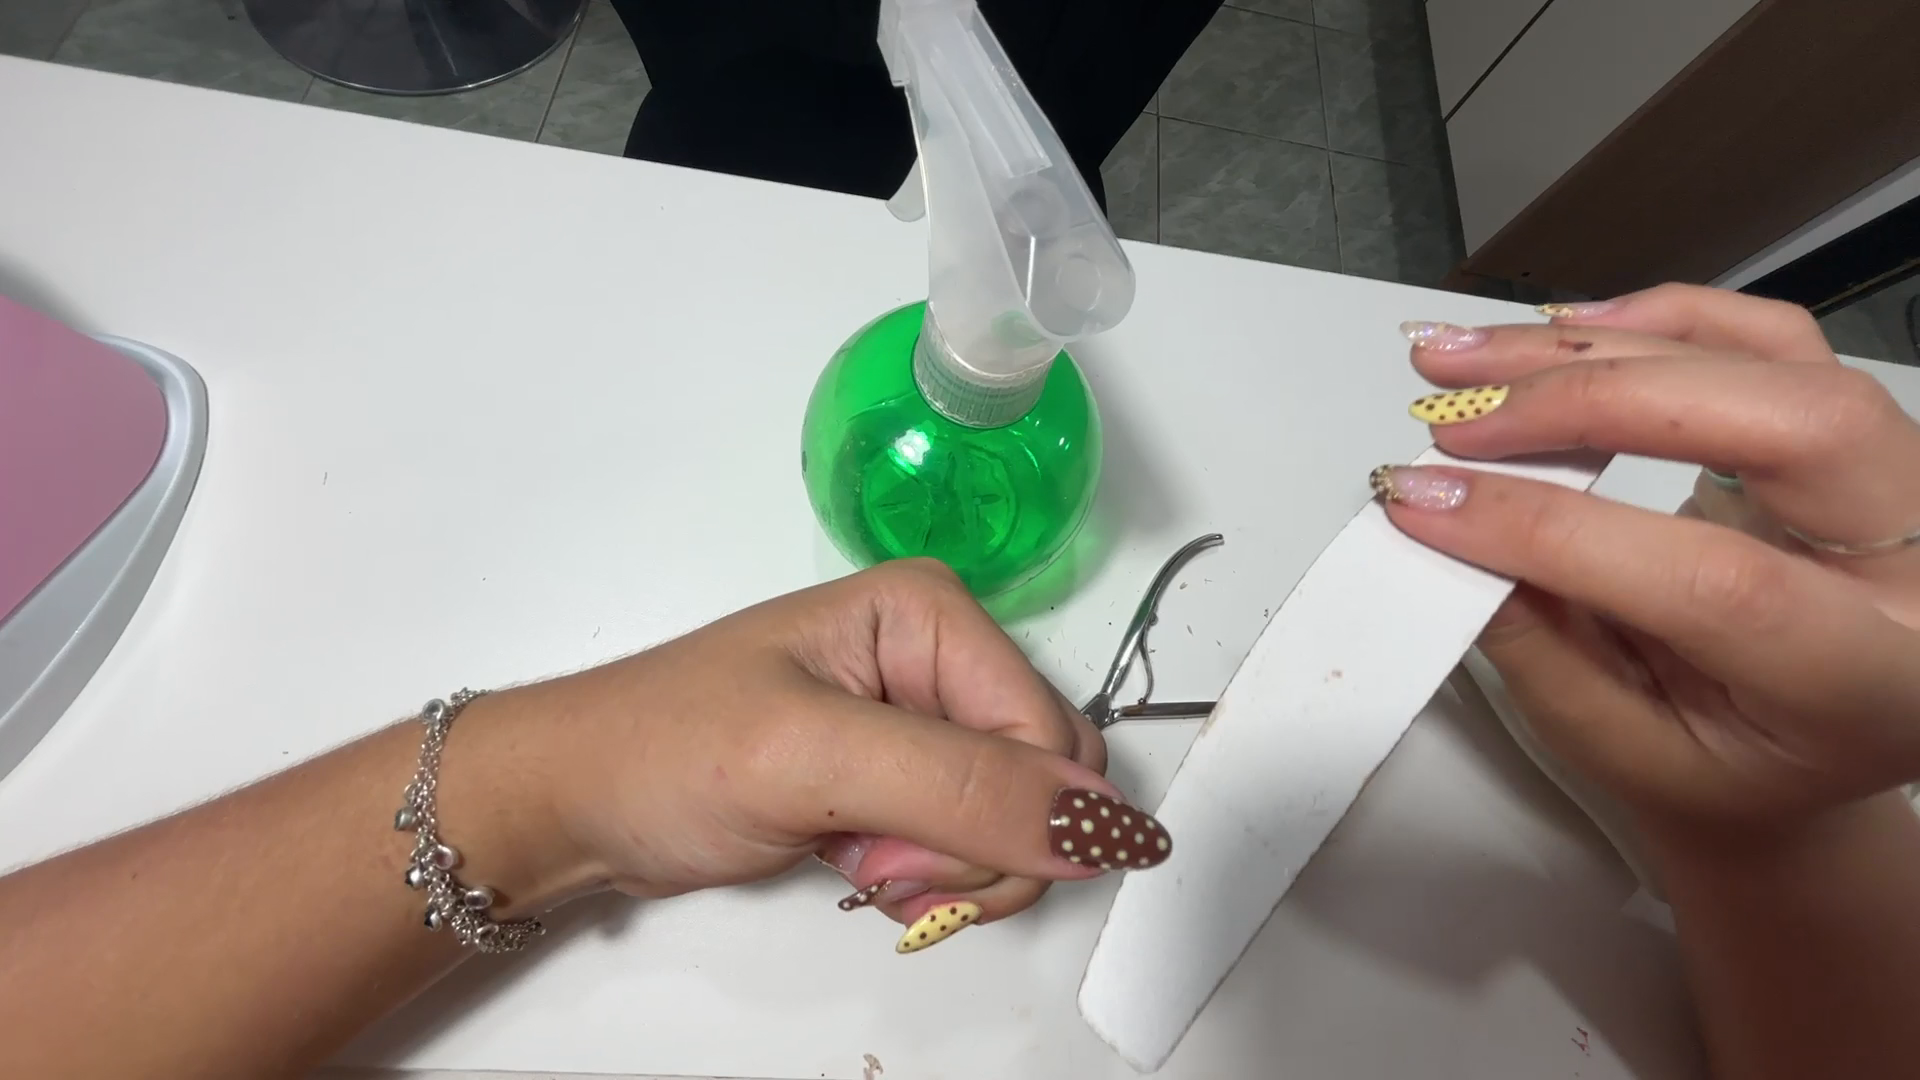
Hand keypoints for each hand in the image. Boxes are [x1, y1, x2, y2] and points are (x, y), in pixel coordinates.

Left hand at [484, 559, 1167, 949]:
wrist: (584, 795)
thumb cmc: (674, 749)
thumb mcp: (813, 758)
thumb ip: (962, 787)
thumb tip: (1112, 826)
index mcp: (933, 612)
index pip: (1048, 736)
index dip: (997, 816)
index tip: (897, 852)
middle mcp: (944, 655)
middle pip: (1044, 778)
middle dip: (973, 846)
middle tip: (875, 859)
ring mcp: (928, 714)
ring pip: (1018, 818)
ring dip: (949, 868)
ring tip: (856, 860)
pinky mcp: (909, 769)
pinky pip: (977, 836)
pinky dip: (934, 874)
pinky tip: (864, 865)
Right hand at [1382, 285, 1919, 823]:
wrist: (1779, 737)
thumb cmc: (1697, 759)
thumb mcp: (1606, 735)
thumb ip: (1530, 637)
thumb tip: (1443, 524)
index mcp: (1876, 678)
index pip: (1708, 577)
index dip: (1542, 526)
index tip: (1417, 500)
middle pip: (1779, 421)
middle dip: (1582, 406)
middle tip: (1452, 425)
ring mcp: (1900, 481)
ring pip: (1764, 359)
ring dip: (1585, 349)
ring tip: (1458, 362)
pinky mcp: (1843, 436)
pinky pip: (1768, 338)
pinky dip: (1652, 317)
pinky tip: (1556, 326)